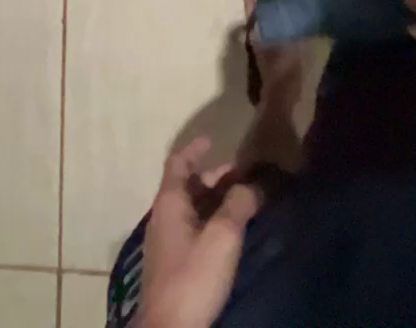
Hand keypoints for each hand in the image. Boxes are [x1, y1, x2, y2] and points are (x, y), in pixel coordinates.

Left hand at [139, 138, 260, 327]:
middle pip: (188, 186)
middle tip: (244, 176)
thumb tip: (252, 184)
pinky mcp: (173, 265)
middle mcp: (164, 217)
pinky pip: (194, 229)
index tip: (213, 139)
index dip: (195, 149)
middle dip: (215, 177)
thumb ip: (239, 203)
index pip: (178, 163)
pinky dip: (212, 221)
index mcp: (170, 202)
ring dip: (216, 200)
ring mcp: (166, 243)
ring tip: (245, 201)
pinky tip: (232, 232)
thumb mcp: (222, 236)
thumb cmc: (193, 276)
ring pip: (192, 209)